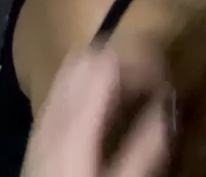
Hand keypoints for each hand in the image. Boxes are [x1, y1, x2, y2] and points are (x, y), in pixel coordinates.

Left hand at [22, 48, 169, 176]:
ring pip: (71, 69)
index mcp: (76, 123)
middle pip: (86, 58)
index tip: (163, 79)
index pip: (107, 63)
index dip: (139, 62)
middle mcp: (55, 113)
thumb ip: (145, 147)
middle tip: (148, 83)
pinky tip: (100, 108)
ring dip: (102, 70)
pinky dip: (84, 85)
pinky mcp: (38, 135)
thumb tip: (168, 108)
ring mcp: (42, 122)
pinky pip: (60, 89)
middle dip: (121, 61)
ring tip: (128, 92)